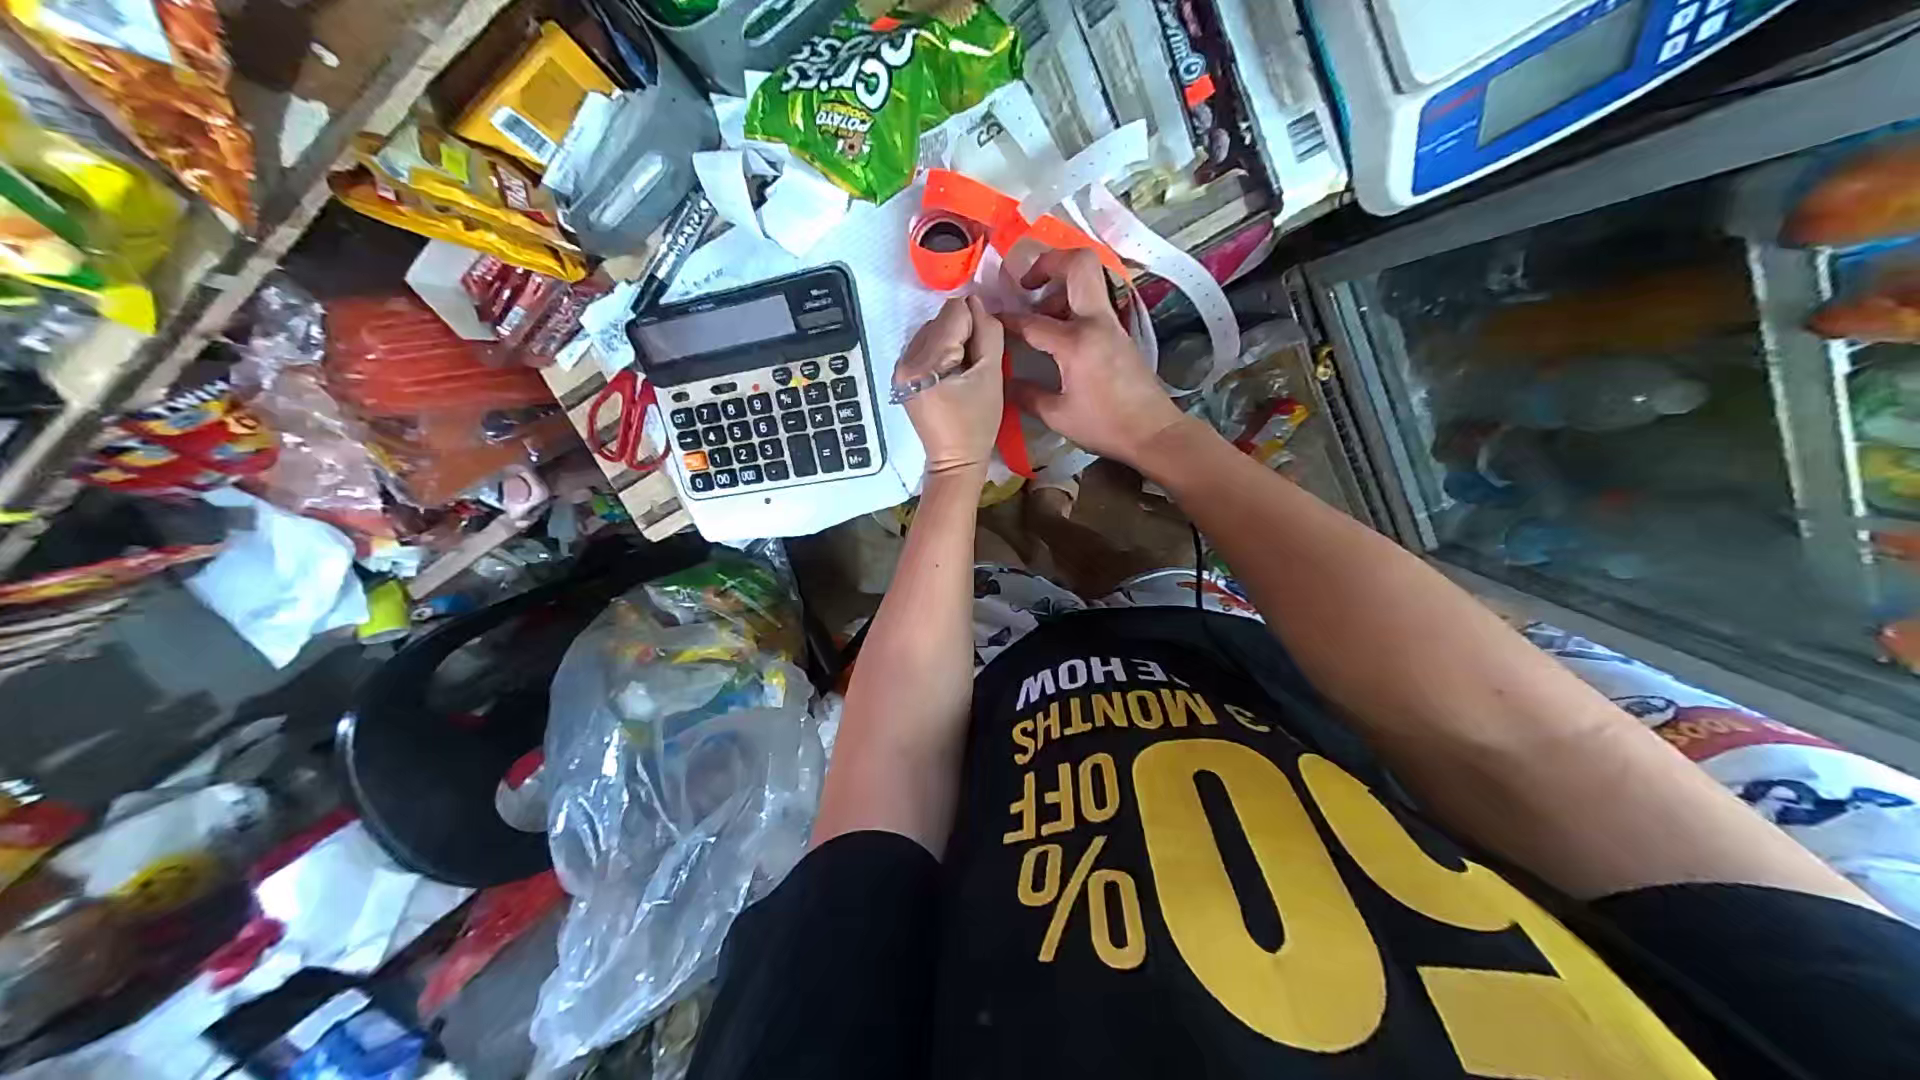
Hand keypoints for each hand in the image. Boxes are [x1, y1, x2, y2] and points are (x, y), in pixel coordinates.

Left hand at [897, 295, 1004, 475]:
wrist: (954, 459)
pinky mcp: (901, 375)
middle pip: (940, 320)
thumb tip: (978, 301)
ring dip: (950, 343)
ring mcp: (899, 368)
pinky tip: (949, 377)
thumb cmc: (977, 422)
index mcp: (925, 362)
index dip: (976, 326)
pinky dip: (940, 353)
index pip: (954, 313)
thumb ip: (988, 332)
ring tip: (961, 374)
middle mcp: (905, 360)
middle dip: (961, 335)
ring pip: (932, 331)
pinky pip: (924, 347)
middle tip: (973, 367)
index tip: (983, 353)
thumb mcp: (991, 375)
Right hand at [1002, 248, 1192, 464]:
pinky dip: (1073, 302)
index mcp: (1076, 342)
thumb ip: (1028, 395)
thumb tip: (1007, 383)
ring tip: (1040, 311)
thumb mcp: (1058, 416)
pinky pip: (1094, 302)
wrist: (1153, 432)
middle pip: (1077, 264)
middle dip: (1048, 262)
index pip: (1032, 322)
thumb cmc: (1105, 426)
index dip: (1007, 320)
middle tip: (1026, 283)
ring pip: (1088, 279)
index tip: (992, 320)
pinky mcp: (1120, 333)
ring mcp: (1112, 324)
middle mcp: (1096, 322)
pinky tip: (1059, 328)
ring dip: (1060, 284)